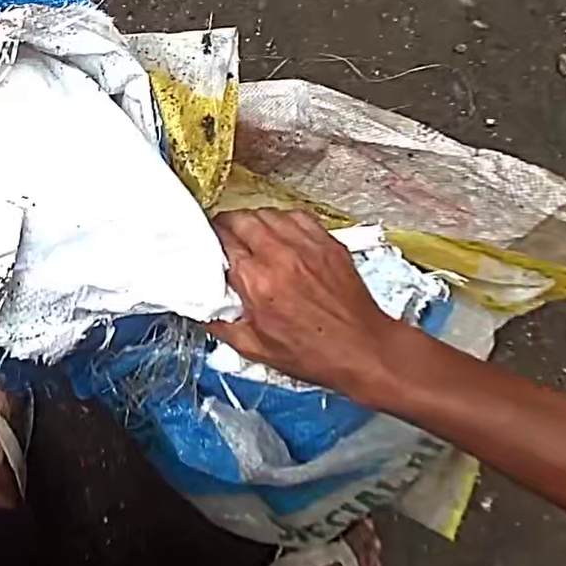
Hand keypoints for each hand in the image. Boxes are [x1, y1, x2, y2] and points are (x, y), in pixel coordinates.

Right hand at [208, 209, 415, 395]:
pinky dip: (281, 219)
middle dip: (226, 225)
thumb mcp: (255, 349)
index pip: (222, 242)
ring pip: (266, 212)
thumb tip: (201, 310)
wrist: (364, 350)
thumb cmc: (314, 353)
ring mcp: (306, 246)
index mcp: (257, 282)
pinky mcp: (326, 243)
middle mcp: (280, 257)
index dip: (210, 242)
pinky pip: (295, 215)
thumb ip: (221, 326)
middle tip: (224, 236)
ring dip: (251, 220)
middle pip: (240, 219)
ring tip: (249, 233)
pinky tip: (278, 232)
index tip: (207, 248)